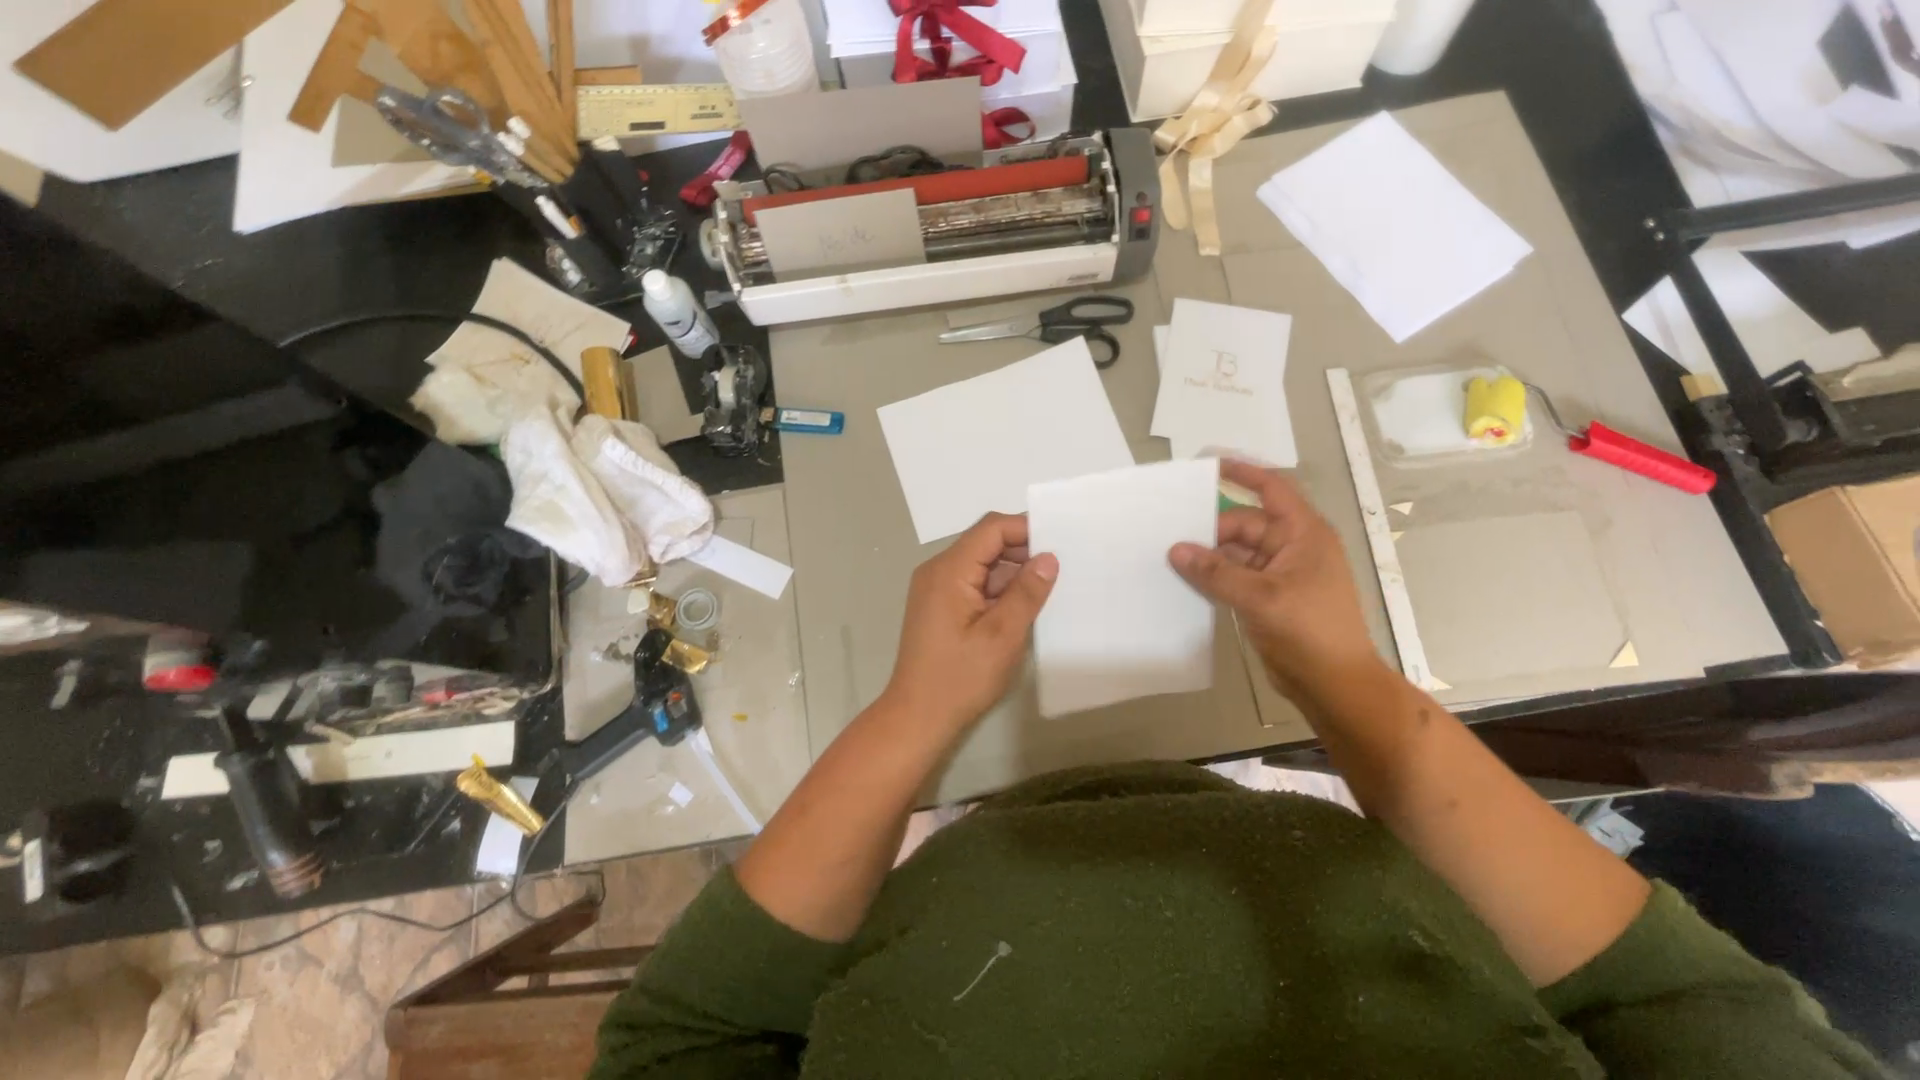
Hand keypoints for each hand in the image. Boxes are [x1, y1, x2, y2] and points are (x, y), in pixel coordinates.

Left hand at [883, 512, 1057, 732]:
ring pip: (982, 566)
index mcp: (949, 570)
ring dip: (1013, 574)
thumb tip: (1048, 558)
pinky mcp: (941, 608)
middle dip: (1023, 551)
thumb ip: (1026, 593)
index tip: (1061, 541)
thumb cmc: (960, 678)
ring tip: (1051, 588)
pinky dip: (1000, 591)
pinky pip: (975, 585)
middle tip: (1063, 566)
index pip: (991, 529)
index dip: (1026, 528)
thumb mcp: (1002, 635)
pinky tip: (1025, 607)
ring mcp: (937, 590)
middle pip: (985, 544)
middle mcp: (938, 571)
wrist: (918, 717)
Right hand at [1169, 462, 1380, 695]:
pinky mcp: (1269, 600)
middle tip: (1168, 534)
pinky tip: (1185, 582)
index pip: (1272, 489)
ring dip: (1209, 556)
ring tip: (1168, 557)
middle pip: (1245, 524)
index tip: (1207, 464)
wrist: (1335, 684)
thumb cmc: (1309, 631)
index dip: (1242, 472)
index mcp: (1304, 534)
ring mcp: (1281, 575)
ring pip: (1237, 553)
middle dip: (1210, 528)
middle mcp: (1293, 548)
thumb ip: (1216, 572)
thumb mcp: (1260, 598)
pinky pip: (1236, 578)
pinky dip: (1214, 578)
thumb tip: (1176, 550)